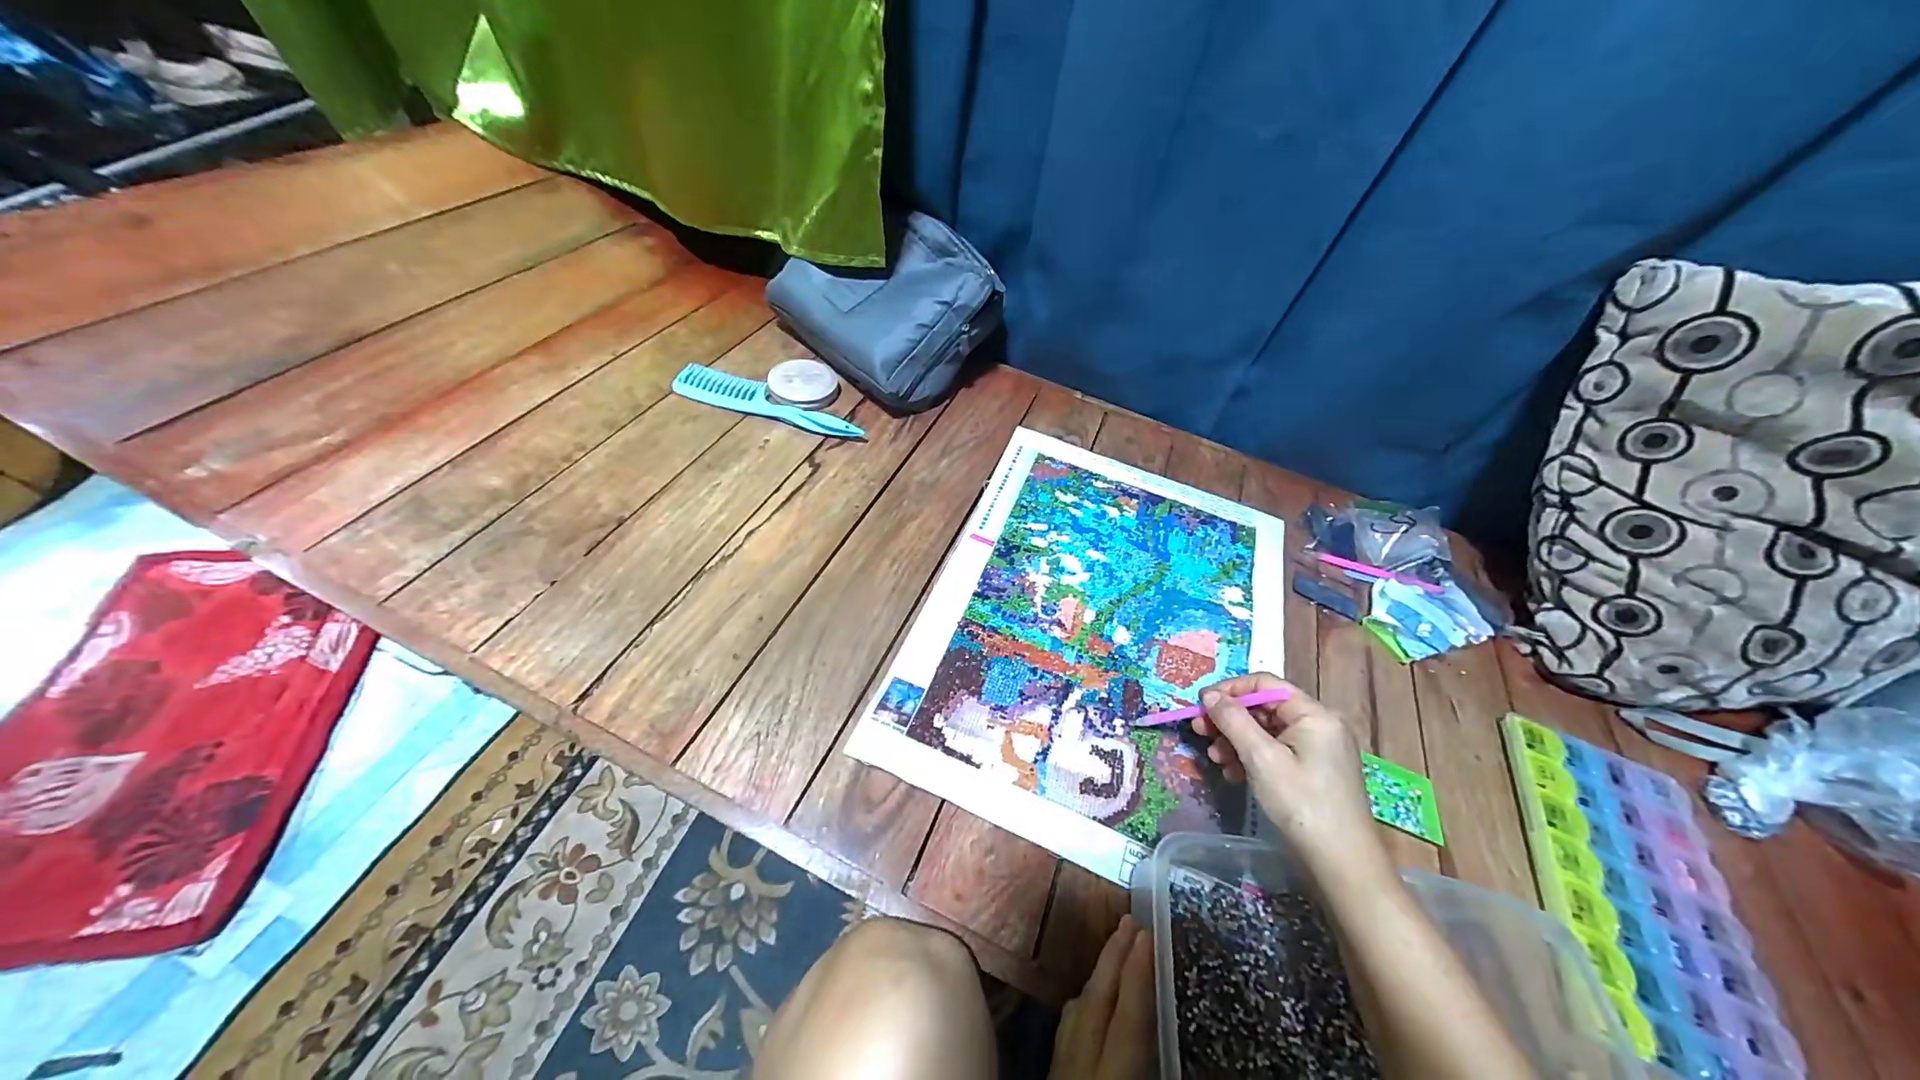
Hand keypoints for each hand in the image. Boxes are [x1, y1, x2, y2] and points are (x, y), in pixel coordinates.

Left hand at [1048, 915, 1154, 1079]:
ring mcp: (1059, 1070)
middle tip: (1131, 921)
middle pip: (1095, 1001)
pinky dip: (1083, 1004)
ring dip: (1099, 975)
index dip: (1138, 975)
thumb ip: (1156, 1056)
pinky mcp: (1051, 1075)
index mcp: (1111, 1077)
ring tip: (1118, 948)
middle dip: (1114, 958)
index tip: (1147, 933)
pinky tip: (1092, 998)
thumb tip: (1197, 1043)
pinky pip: (1067, 1029)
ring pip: (1077, 1010)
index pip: (1128, 1019)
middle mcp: (1078, 1067)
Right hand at [1192, 673, 1391, 887]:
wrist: (1341, 863)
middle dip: (1229, 718)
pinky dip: (1251, 758)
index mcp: (1314, 715)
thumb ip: (1233, 720)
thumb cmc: (1301, 804)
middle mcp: (1319, 725)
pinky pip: (1276, 751)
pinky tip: (1234, 774)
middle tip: (1200, 731)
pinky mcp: (1314, 771)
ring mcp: (1318, 749)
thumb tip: (1210, 695)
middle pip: (1264, 707)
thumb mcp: (1261, 758)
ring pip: (1266, 731)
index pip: (1265, 684)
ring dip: (1236, 740)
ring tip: (1216, 759)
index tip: (1200, 705)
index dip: (1230, 689)